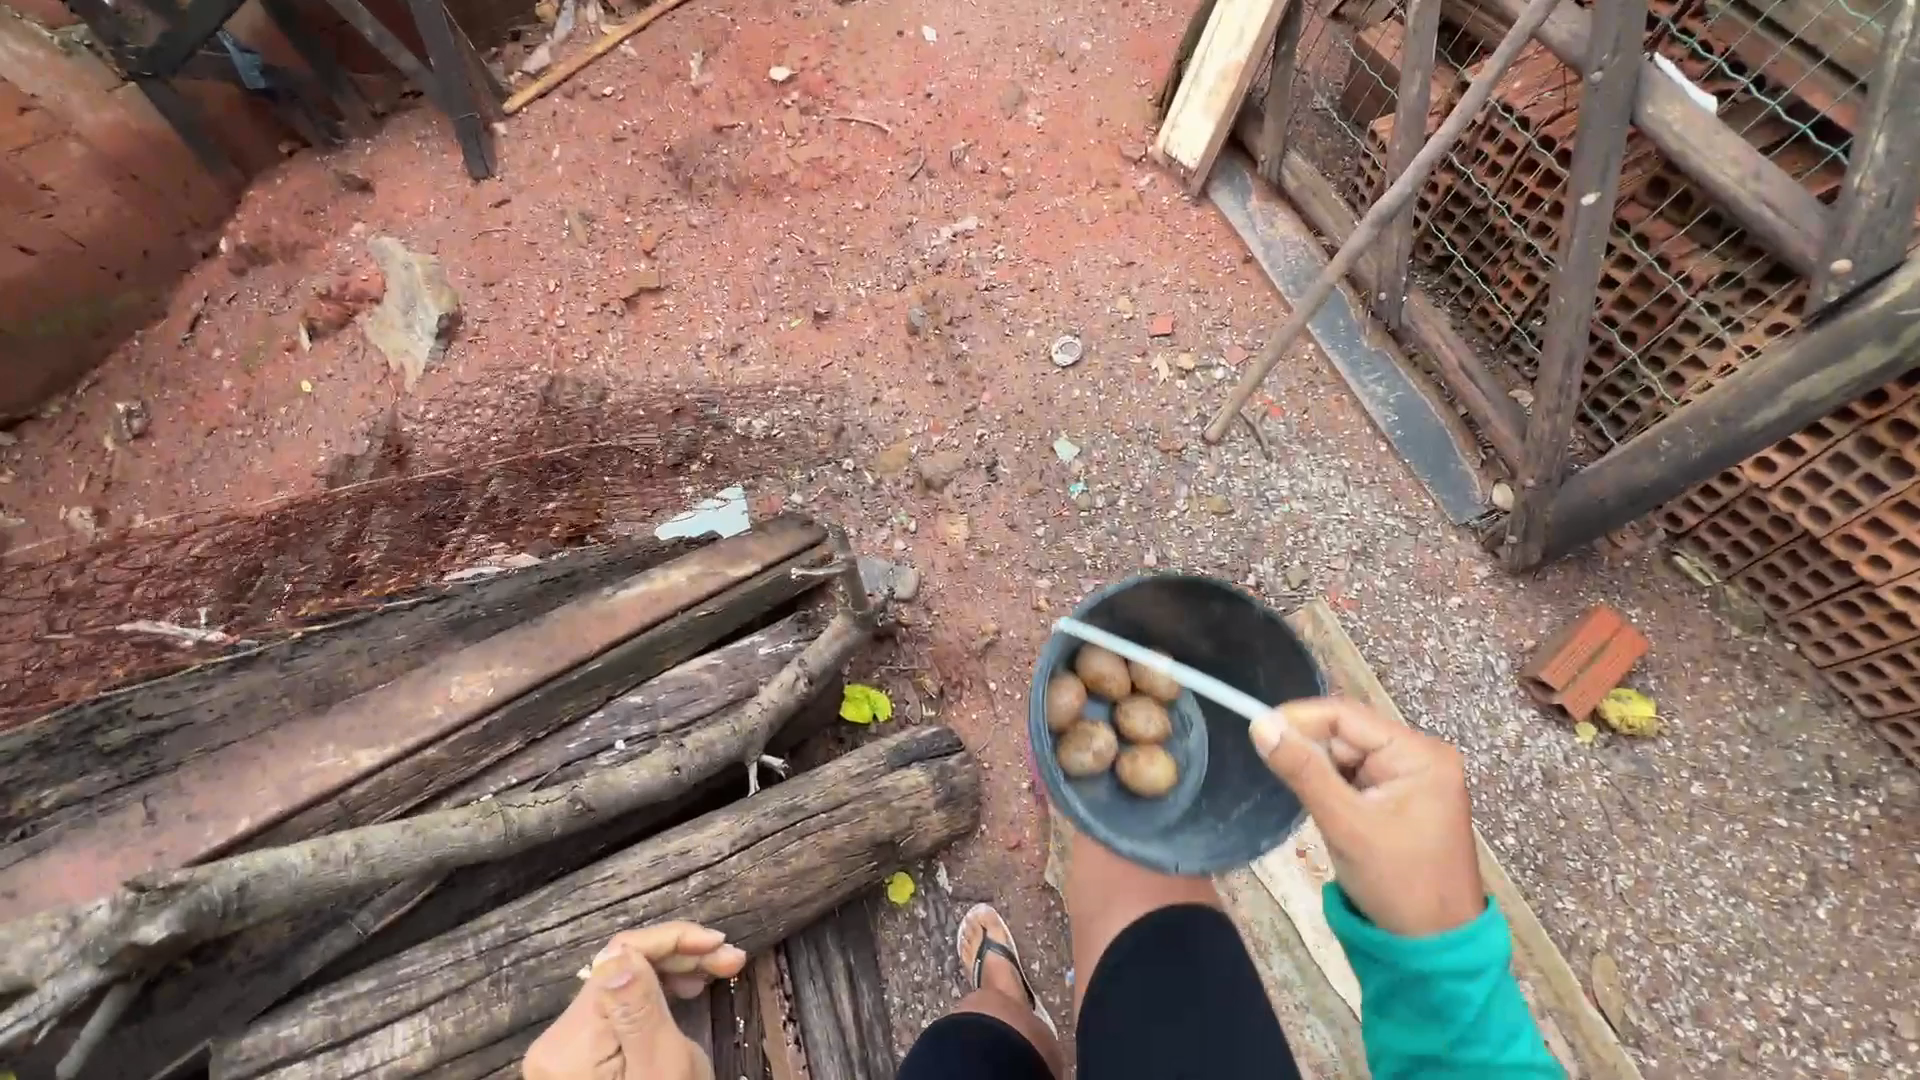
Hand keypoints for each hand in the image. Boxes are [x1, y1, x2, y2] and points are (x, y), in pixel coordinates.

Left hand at [523, 921, 748, 1079]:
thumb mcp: (663, 1069)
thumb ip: (639, 1009)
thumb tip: (618, 952)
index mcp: (570, 1042)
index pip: (619, 957)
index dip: (674, 940)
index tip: (723, 945)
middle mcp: (558, 1042)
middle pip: (622, 968)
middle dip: (681, 954)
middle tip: (733, 960)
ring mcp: (569, 1054)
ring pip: (625, 984)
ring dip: (676, 969)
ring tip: (721, 972)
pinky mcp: (584, 1062)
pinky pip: (622, 1008)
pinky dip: (660, 993)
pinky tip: (690, 992)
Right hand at [1250, 697, 1484, 936]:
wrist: (1434, 948)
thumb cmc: (1398, 884)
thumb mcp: (1345, 824)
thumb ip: (1302, 770)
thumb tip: (1260, 725)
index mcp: (1419, 755)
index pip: (1346, 716)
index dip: (1299, 719)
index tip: (1258, 731)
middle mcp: (1418, 756)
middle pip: (1344, 732)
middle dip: (1310, 751)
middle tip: (1284, 778)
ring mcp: (1409, 776)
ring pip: (1343, 753)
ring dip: (1318, 771)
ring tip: (1312, 802)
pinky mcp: (1397, 796)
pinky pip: (1351, 774)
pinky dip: (1329, 785)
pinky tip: (1325, 808)